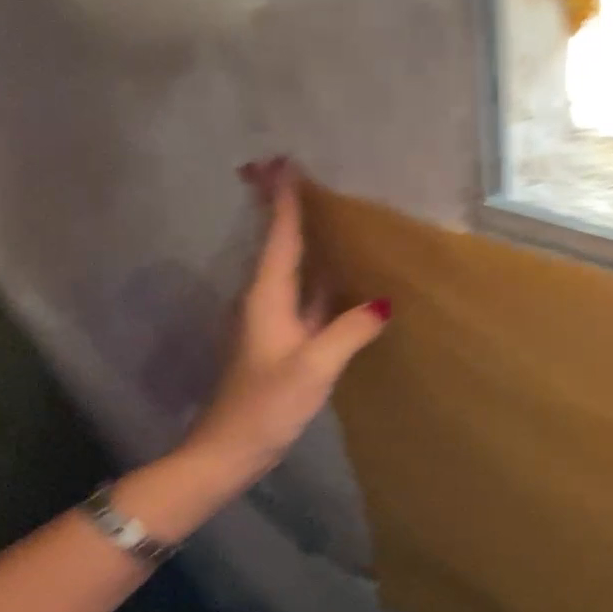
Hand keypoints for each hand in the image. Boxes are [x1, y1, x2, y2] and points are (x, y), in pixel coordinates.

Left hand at [178, 156, 388, 488]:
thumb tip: (382, 301)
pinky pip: (302, 296)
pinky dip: (315, 277)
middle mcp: (266, 302)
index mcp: (267, 299)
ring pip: (290, 269)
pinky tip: (336, 277)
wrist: (230, 448)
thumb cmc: (266, 404)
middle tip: (291, 171)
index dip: (283, 201)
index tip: (284, 163)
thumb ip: (348, 331)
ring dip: (300, 240)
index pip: (280, 239)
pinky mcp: (283, 342)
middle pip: (278, 245)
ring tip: (320, 212)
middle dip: (283, 208)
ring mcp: (273, 323)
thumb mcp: (313, 367)